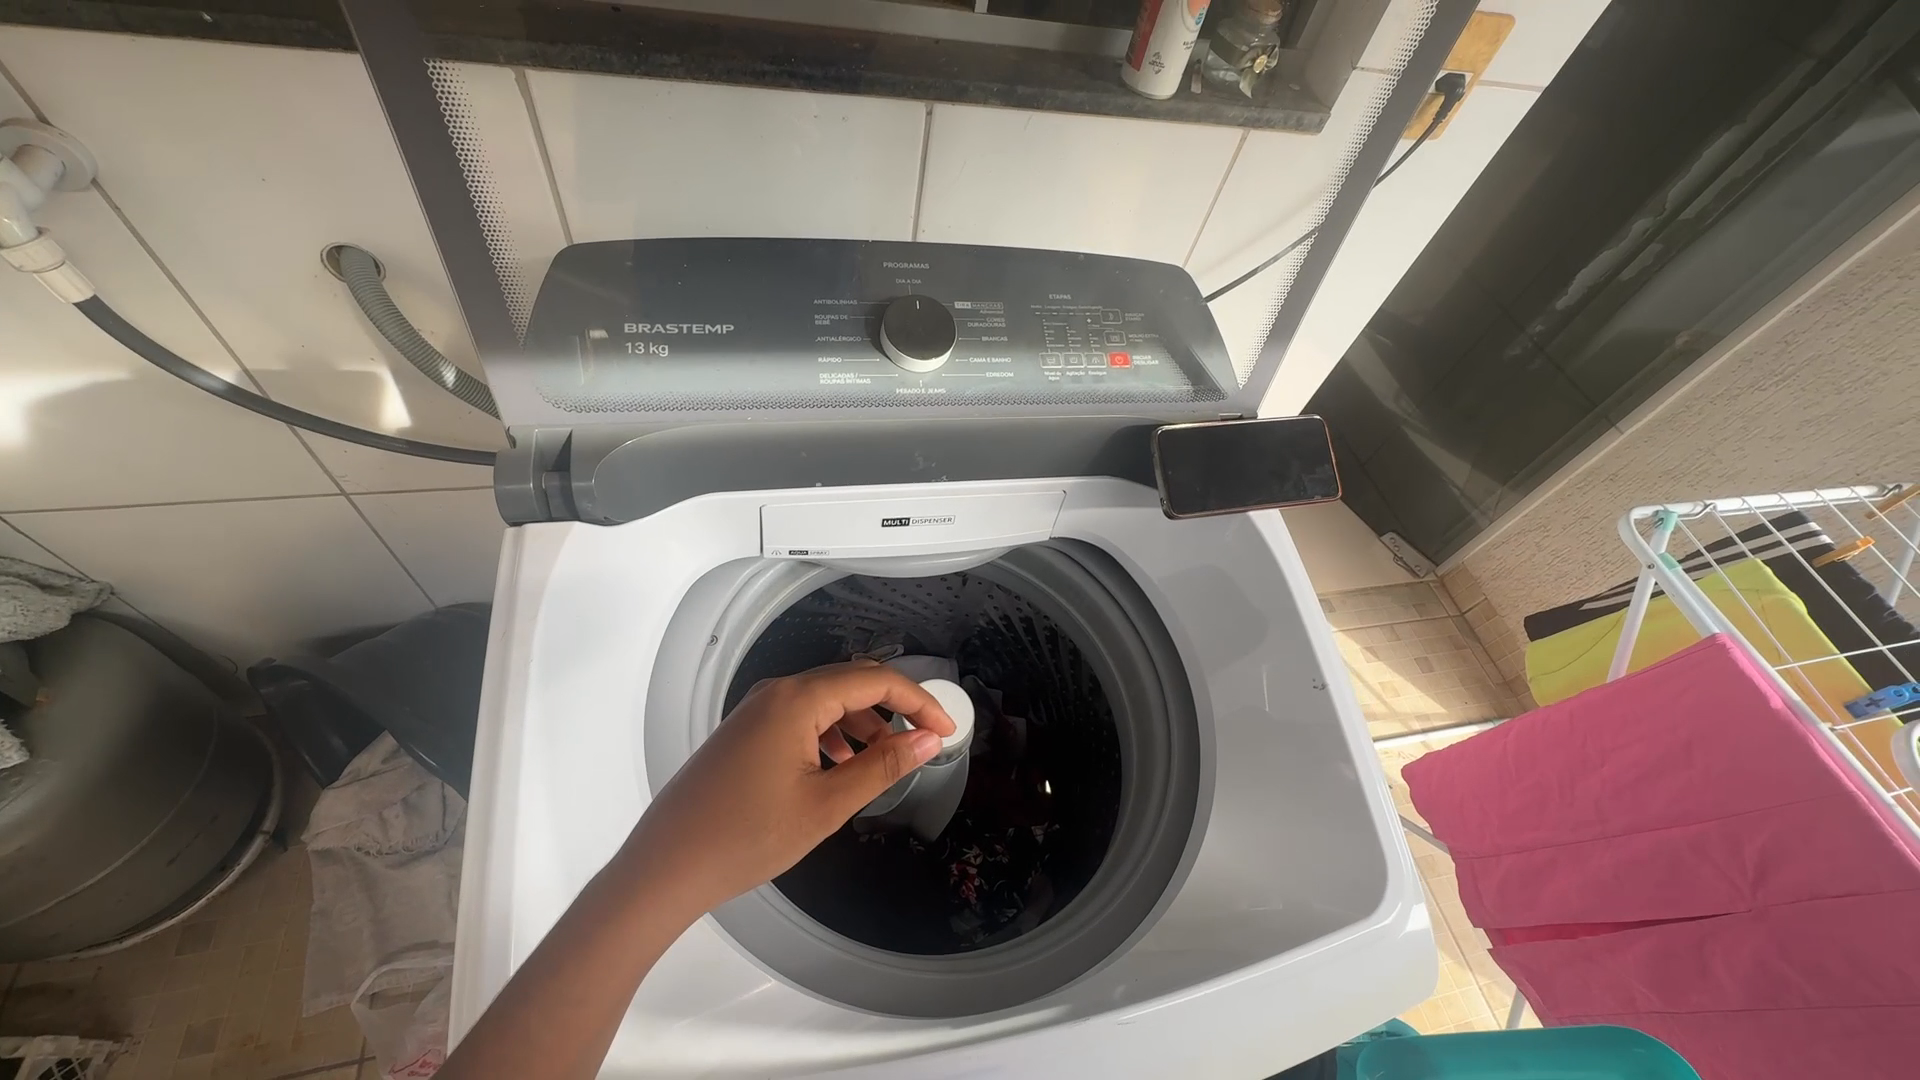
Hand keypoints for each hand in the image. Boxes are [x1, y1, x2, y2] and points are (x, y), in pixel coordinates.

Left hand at [616, 660, 956, 917]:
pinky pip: (801, 716)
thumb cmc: (748, 837)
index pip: (874, 681)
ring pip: (825, 700)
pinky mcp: (744, 730)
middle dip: (894, 707)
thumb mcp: (826, 805)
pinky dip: (831, 733)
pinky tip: (840, 765)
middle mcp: (777, 692)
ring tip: (885, 758)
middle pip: (850, 682)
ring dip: (862, 722)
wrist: (665, 867)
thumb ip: (883, 766)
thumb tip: (928, 741)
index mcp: (798, 699)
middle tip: (925, 739)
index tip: (946, 731)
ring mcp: (756, 709)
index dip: (918, 701)